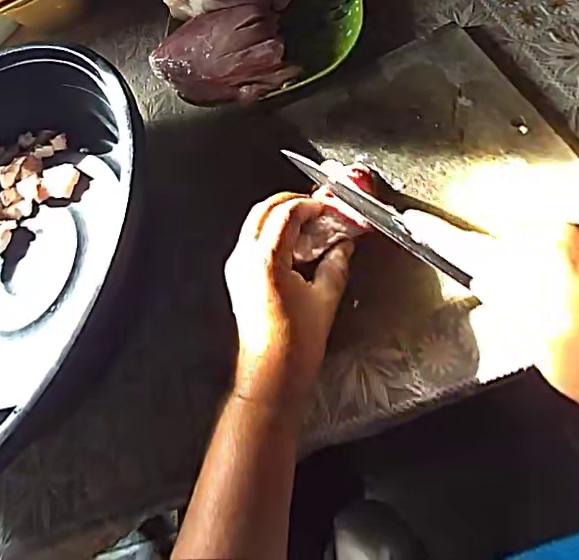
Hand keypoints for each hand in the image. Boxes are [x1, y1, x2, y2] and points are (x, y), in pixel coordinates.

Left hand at [224, 194, 353, 407]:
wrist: (271, 376)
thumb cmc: (294, 346)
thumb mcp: (325, 300)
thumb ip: (335, 265)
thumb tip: (342, 246)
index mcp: (266, 260)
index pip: (285, 213)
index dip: (308, 205)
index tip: (326, 206)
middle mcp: (245, 257)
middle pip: (264, 210)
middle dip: (291, 203)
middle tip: (317, 208)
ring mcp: (236, 265)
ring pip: (254, 222)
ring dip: (280, 216)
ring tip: (308, 224)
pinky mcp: (236, 275)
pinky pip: (250, 240)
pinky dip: (270, 233)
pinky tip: (292, 245)